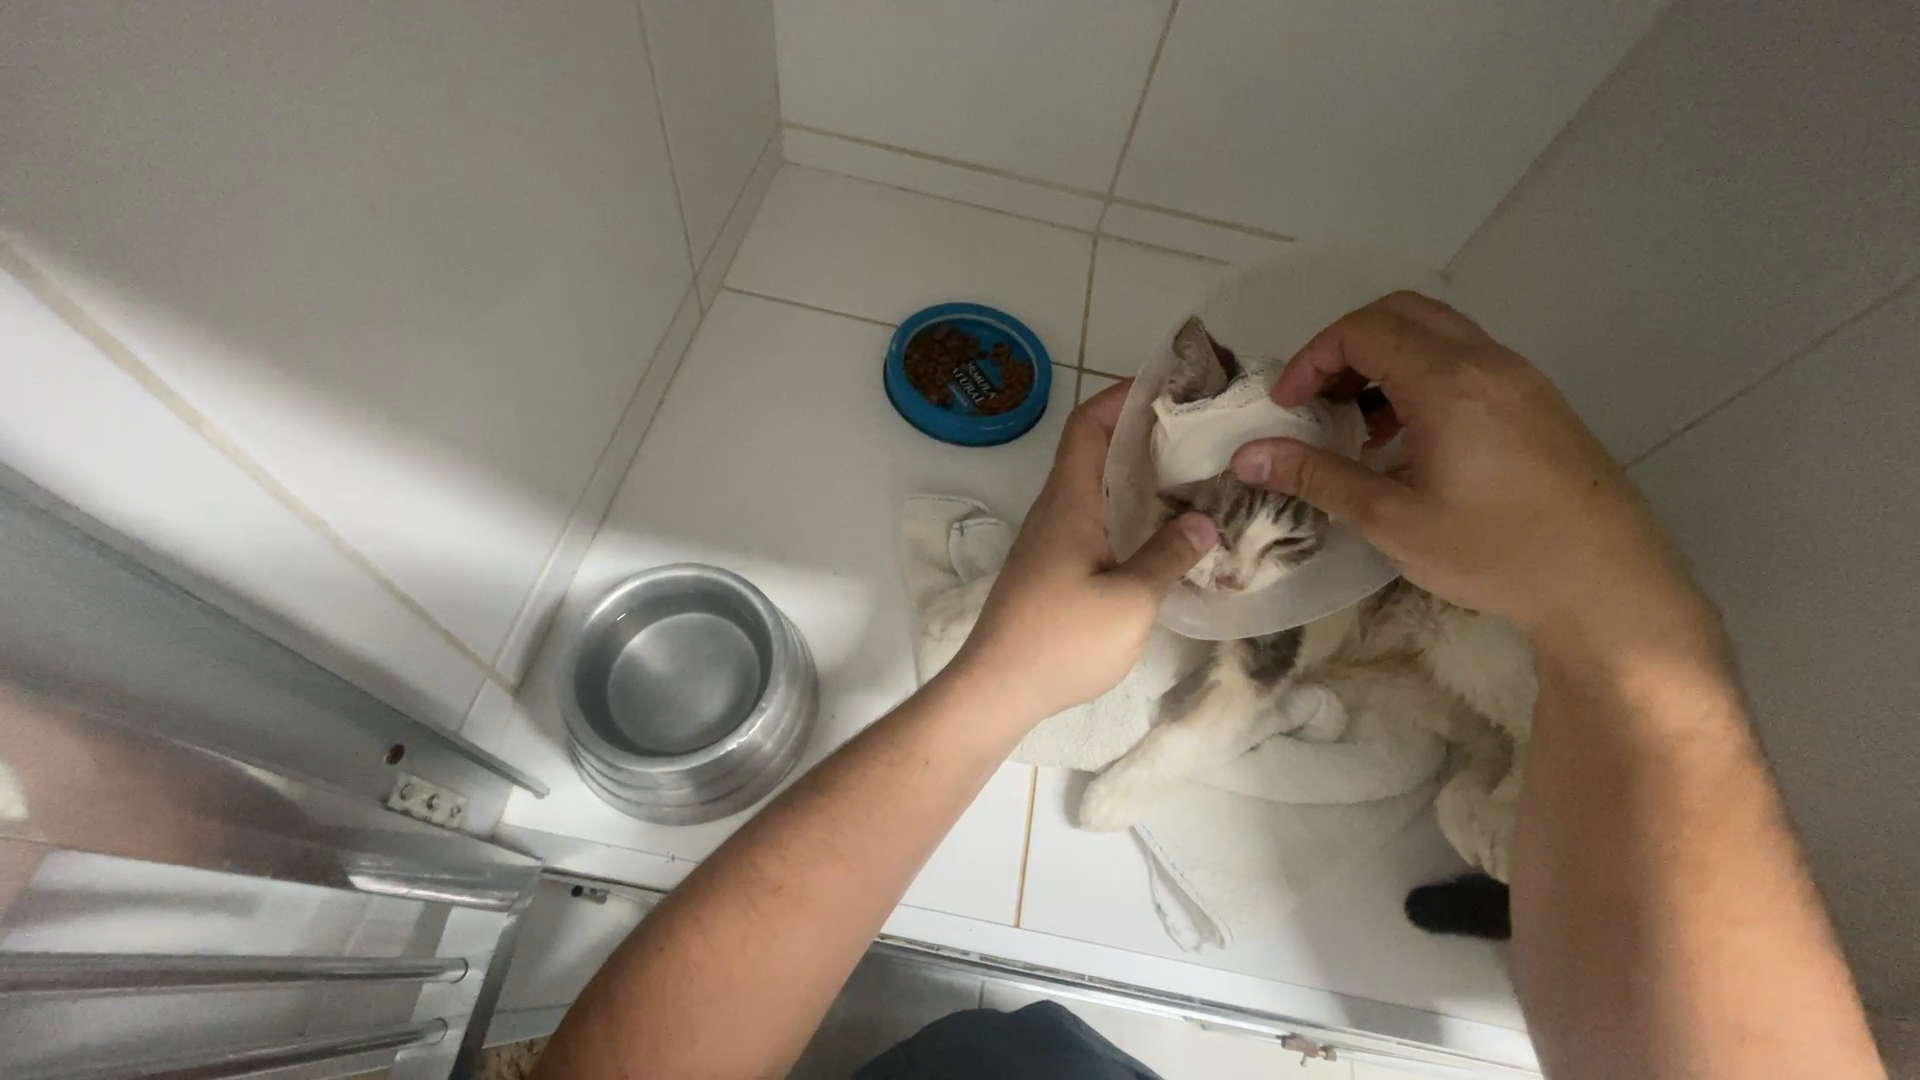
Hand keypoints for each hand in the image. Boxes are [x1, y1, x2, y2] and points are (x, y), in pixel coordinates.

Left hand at [951, 381, 1216, 720]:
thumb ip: (1168, 556)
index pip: (1087, 425)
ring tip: (1189, 474)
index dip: (1121, 395)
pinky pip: (1091, 519)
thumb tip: (1203, 521)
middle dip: (1139, 430)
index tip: (1167, 384)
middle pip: (1091, 450)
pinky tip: (1159, 531)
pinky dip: (1124, 509)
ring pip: (1092, 486)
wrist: (997, 687)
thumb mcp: (1130, 600)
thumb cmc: (1061, 640)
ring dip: (1133, 472)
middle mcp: (1055, 510)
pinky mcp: (1050, 566)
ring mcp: (1048, 539)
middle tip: (1195, 430)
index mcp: (1069, 502)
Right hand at [1229, 292, 1702, 640]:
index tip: (1287, 407)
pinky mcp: (1535, 402)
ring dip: (1381, 362)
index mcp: (1448, 383)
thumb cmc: (1492, 551)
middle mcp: (1487, 363)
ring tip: (1355, 423)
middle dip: (1343, 348)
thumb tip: (1246, 457)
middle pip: (1400, 314)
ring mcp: (1519, 379)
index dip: (1311, 359)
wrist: (1609, 585)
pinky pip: (1463, 362)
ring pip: (1435, 334)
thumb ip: (1315, 476)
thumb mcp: (1388, 518)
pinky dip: (1417, 377)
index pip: (1364, 330)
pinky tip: (1404, 438)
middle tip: (1315, 401)